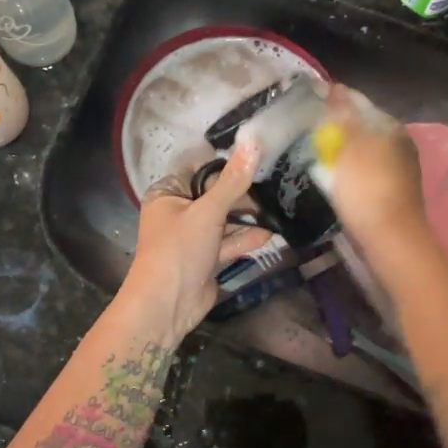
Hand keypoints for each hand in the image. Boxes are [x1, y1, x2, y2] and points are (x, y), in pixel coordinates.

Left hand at [121, 142, 274, 341]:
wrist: (167, 305)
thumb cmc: (179, 250)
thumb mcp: (208, 211)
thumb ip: (233, 180)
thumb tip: (253, 142)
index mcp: (168, 193)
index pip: (202, 170)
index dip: (229, 165)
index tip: (261, 156)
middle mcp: (179, 211)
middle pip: (216, 195)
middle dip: (244, 195)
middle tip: (277, 185)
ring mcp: (193, 237)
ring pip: (225, 220)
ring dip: (248, 218)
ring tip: (280, 208)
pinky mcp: (206, 258)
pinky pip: (228, 242)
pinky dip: (246, 238)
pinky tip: (270, 233)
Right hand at [322, 86, 428, 246]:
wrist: (391, 239)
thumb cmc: (367, 189)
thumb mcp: (350, 147)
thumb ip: (343, 116)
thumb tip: (337, 87)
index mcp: (391, 127)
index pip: (359, 103)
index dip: (334, 102)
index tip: (308, 106)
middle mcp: (399, 143)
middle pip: (363, 127)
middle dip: (337, 128)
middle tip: (308, 132)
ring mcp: (399, 168)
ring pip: (364, 150)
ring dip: (342, 150)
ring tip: (316, 155)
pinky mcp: (393, 191)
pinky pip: (365, 171)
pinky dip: (350, 170)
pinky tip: (334, 178)